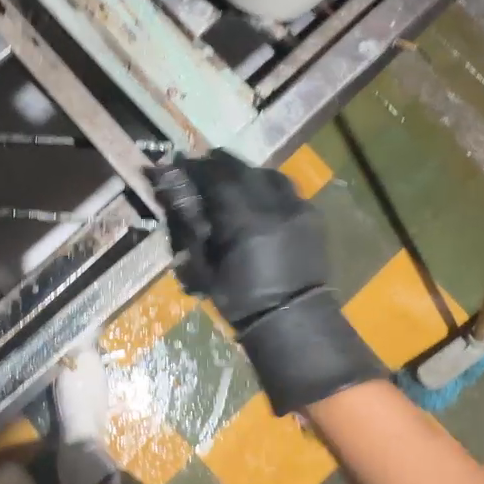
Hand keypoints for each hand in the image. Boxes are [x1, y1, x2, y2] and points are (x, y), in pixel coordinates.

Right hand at [151, 151, 384, 413]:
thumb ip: (189, 225)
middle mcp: (273, 206)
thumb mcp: (204, 266)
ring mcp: (296, 208)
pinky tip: (257, 195)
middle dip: (217, 164)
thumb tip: (171, 192)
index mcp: (243, 221)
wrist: (292, 319)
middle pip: (240, 169)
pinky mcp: (311, 216)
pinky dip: (267, 185)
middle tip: (200, 167)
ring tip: (229, 179)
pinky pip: (286, 188)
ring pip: (266, 173)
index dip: (193, 167)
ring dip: (244, 172)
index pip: (214, 177)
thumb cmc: (240, 300)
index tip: (177, 164)